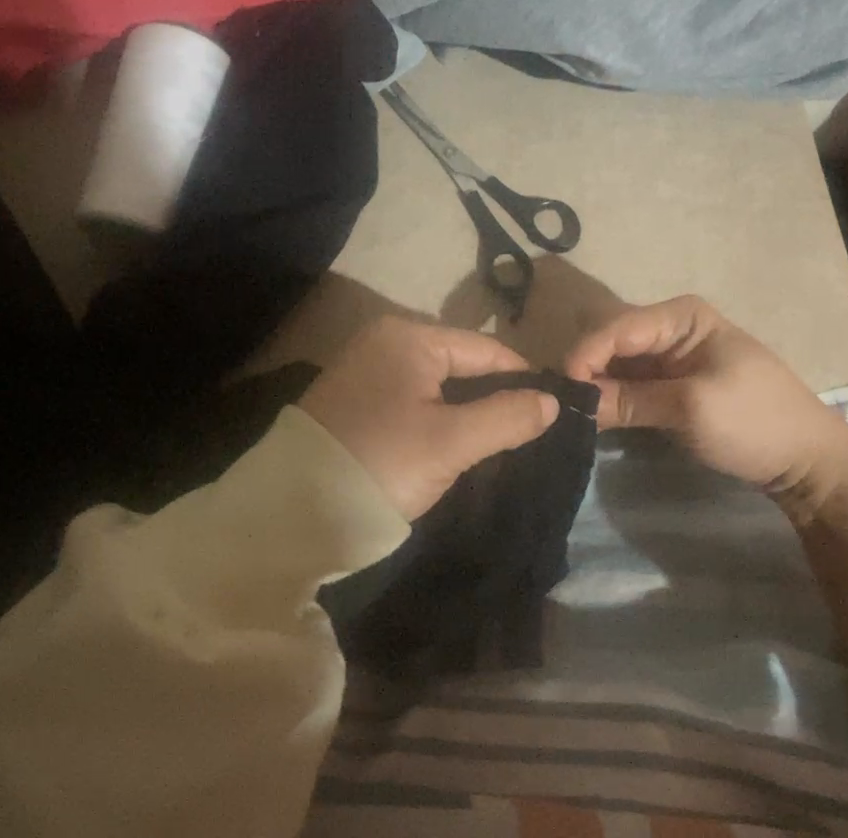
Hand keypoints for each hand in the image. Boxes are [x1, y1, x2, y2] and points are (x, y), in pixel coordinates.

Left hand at [300, 317, 558, 519]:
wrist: (297, 510)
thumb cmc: (383, 462)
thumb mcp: (451, 441)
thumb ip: (506, 417)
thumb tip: (550, 402)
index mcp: (408, 337)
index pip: (485, 350)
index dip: (522, 380)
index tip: (550, 412)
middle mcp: (383, 341)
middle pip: (460, 364)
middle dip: (492, 397)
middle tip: (524, 434)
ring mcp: (364, 369)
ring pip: (436, 385)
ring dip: (464, 411)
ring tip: (495, 443)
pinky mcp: (353, 399)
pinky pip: (411, 399)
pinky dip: (434, 418)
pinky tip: (451, 445)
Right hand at [564, 296, 847, 497]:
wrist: (806, 461)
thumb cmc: (755, 422)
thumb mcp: (690, 409)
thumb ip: (629, 401)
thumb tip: (571, 402)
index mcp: (681, 316)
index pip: (616, 327)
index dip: (584, 356)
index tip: (561, 392)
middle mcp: (670, 329)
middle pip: (610, 342)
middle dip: (585, 370)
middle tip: (561, 406)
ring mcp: (669, 358)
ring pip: (615, 366)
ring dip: (594, 388)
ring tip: (569, 415)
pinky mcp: (668, 386)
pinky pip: (628, 386)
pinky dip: (610, 401)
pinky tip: (591, 419)